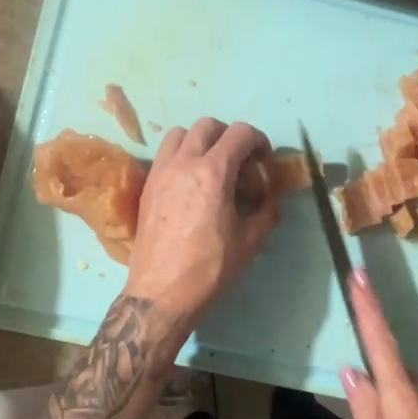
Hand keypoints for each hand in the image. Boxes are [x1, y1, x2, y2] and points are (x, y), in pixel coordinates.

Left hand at [124, 118, 281, 326]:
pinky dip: (180, 156)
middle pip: (207, 125)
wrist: (162, 292)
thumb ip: (266, 211)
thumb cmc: (210, 268)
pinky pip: (164, 155)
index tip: (263, 160)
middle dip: (228, 136)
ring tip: (210, 166)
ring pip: (179, 134)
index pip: (239, 133)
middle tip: (239, 160)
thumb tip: (271, 198)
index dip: (258, 140)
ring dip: (199, 141)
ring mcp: (160, 172)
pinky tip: (190, 184)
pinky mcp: (147, 186)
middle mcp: (183, 163)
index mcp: (213, 172)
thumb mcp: (250, 241)